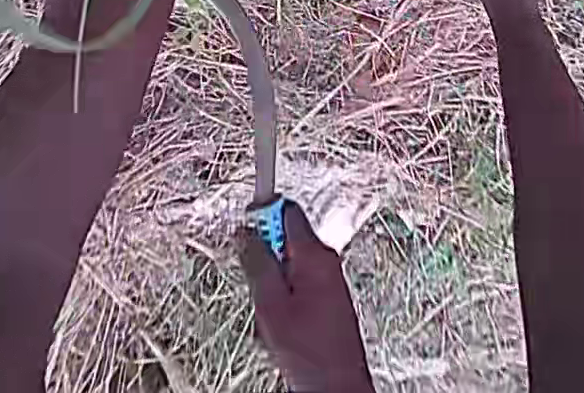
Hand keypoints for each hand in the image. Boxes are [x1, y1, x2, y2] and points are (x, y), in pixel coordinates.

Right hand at [239, 201, 374, 392]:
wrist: (339, 391)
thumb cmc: (310, 353)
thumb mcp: (270, 303)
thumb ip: (257, 262)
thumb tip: (245, 231)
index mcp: (314, 254)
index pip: (287, 210)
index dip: (263, 211)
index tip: (246, 223)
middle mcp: (327, 261)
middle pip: (288, 237)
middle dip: (268, 255)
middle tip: (258, 281)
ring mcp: (332, 280)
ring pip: (292, 264)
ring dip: (275, 280)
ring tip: (270, 312)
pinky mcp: (332, 300)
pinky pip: (302, 283)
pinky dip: (287, 295)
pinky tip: (283, 325)